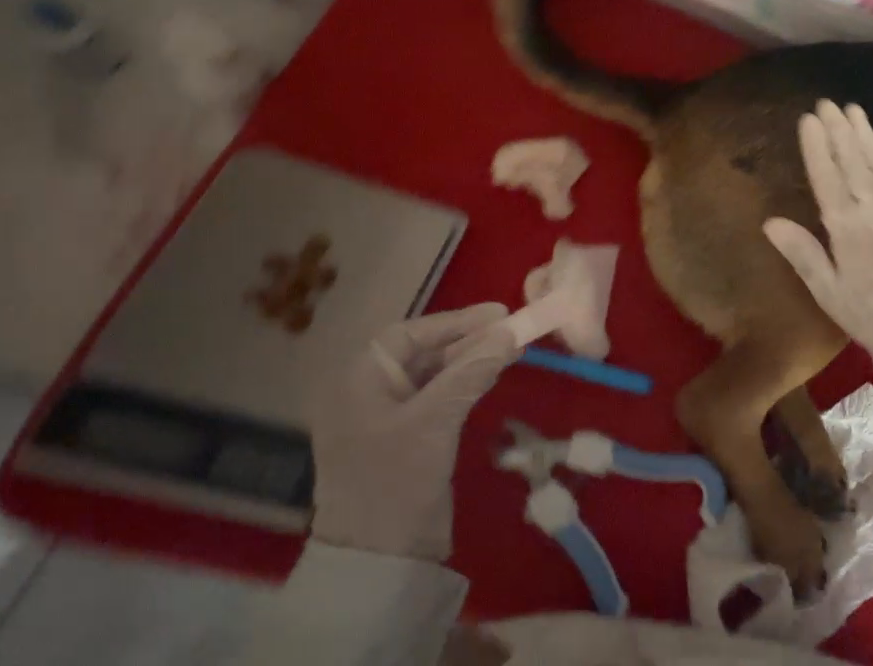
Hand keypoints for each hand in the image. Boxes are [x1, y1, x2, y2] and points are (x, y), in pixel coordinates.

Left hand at [311, 302, 515, 561]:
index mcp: (359, 382)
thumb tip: (510, 332)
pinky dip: (465, 386)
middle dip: (468, 341)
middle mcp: (368, 394)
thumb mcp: (434, 420)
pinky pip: (438, 400)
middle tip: (514, 332)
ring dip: (471, 362)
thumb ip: (472, 371)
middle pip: (422, 353)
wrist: (379, 558)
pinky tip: (492, 379)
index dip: (454, 321)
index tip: (500, 314)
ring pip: (434, 376)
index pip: (408, 334)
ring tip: (513, 351)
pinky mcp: (407, 442)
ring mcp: (387, 420)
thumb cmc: (395, 479)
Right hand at [763, 100, 872, 353]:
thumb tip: (770, 222)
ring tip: (854, 110)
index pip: (828, 180)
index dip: (817, 149)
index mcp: (848, 230)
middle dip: (840, 132)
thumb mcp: (826, 289)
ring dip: (867, 138)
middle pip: (855, 165)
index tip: (808, 120)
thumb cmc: (864, 312)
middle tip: (828, 103)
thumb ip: (802, 253)